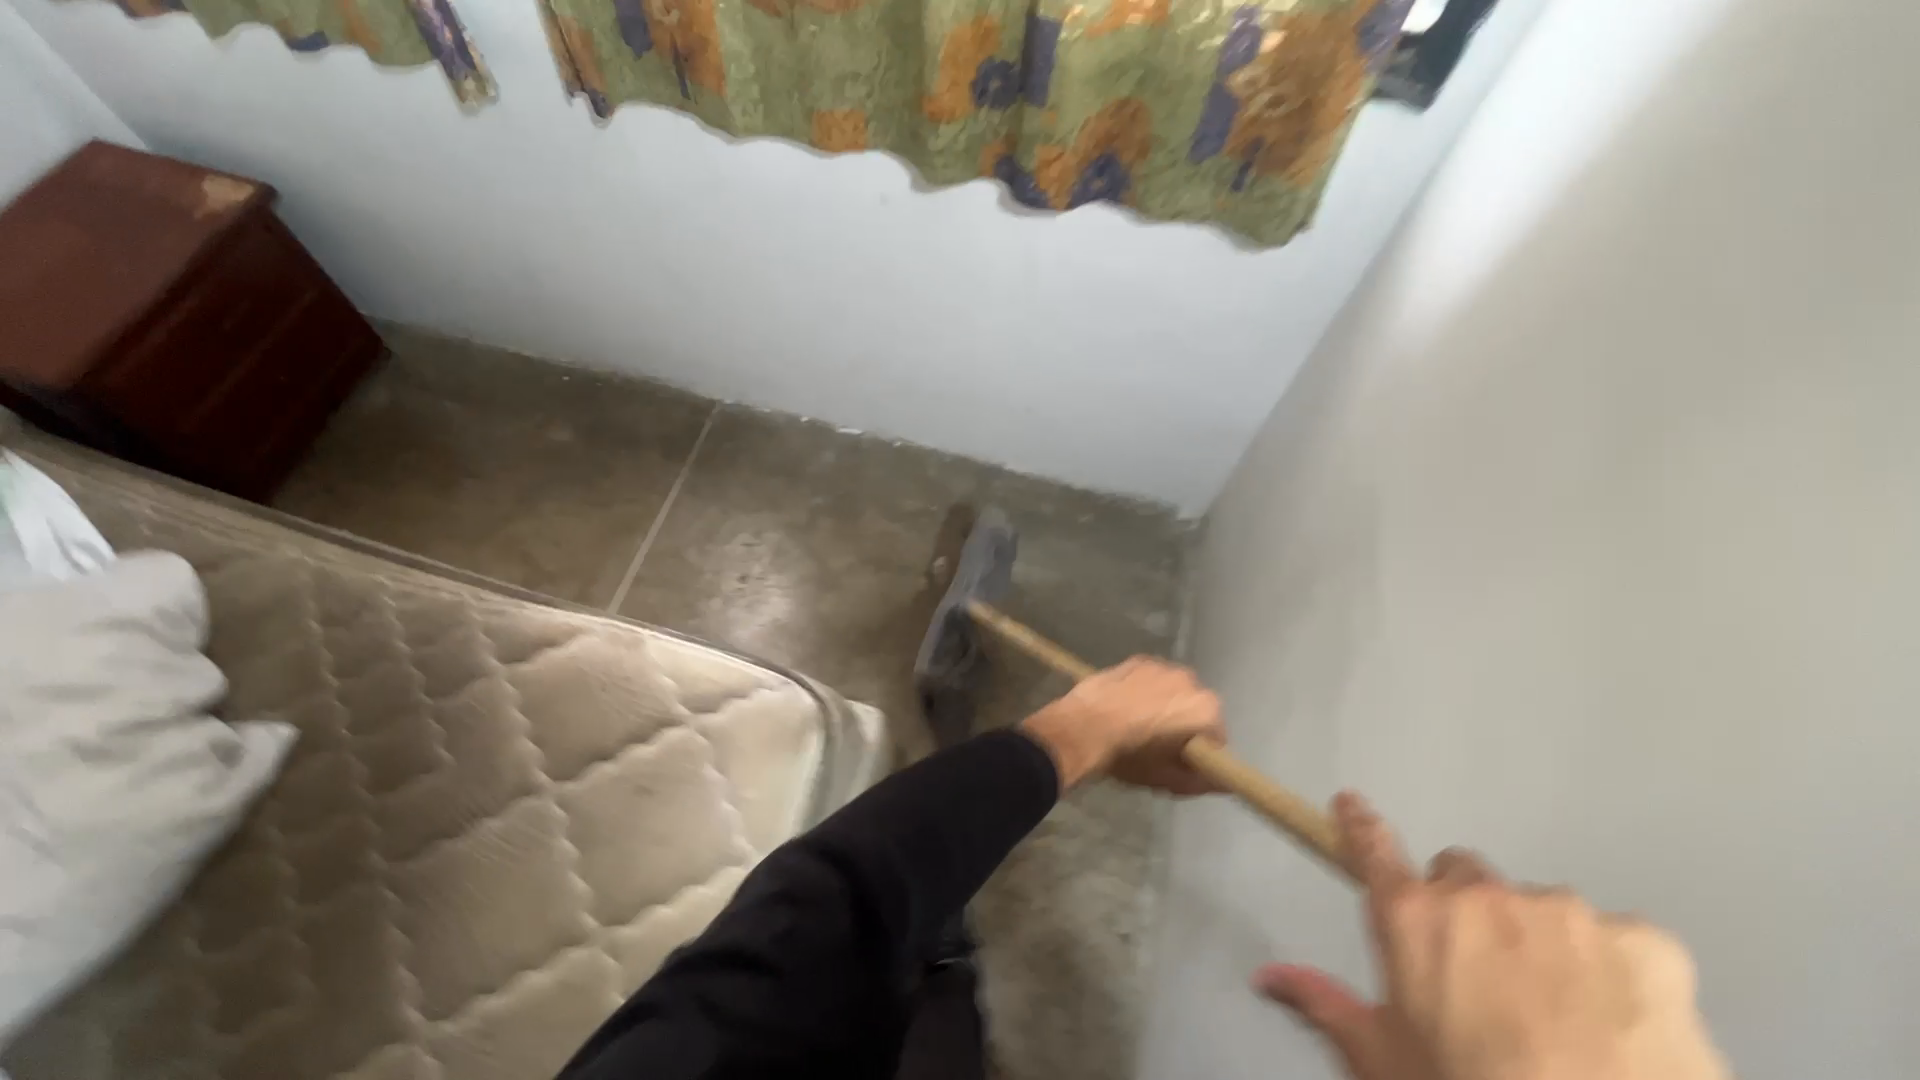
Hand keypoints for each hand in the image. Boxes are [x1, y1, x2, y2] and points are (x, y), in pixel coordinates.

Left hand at [1018, 656, 1226, 793]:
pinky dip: (1143, 690)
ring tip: (1137, 725)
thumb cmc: (1130, 755)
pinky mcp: (1136, 660)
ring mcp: (1162, 666)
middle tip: (1158, 746)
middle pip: (1195, 709)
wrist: (1082, 727)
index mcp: (1206, 710)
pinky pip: (1150, 679)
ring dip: (1164, 705)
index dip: (1201, 753)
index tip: (1181, 763)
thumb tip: (1223, 783)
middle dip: (1183, 725)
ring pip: (1172, 691)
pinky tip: (1124, 707)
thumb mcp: (1167, 779)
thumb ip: (1203, 782)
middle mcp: (1190, 680)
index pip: (1216, 737)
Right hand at [1255, 793, 1729, 1079]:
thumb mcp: (1381, 1061)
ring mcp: (1568, 913)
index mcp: (1413, 919)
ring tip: (1562, 1021)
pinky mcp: (1649, 942)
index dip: (1359, 823)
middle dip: (1464, 912)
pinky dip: (1614, 972)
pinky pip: (1619, 941)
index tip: (1350, 804)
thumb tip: (1266, 976)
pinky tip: (1622, 1029)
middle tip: (1481, 980)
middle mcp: (1484, 897)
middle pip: (1462, 877)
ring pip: (1540, 910)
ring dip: (1539, 945)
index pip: (1373, 848)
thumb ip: (1322, 1004)